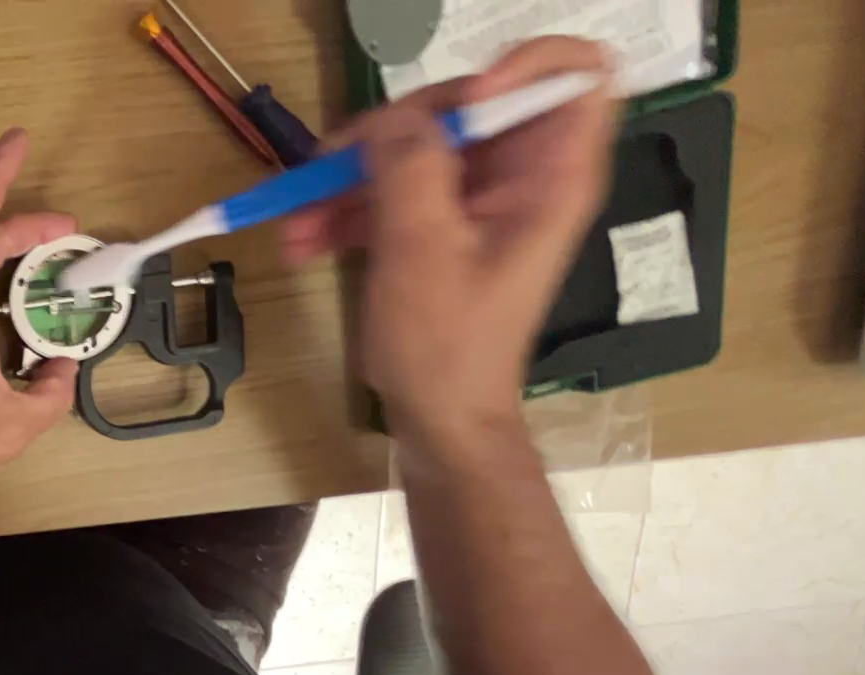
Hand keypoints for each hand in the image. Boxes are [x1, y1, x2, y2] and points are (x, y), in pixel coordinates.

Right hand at [281, 37, 619, 444]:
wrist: (436, 414)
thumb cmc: (443, 343)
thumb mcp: (421, 252)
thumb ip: (409, 170)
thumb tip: (386, 120)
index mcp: (548, 176)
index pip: (572, 76)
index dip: (515, 70)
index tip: (452, 108)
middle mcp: (517, 180)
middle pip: (461, 114)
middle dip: (386, 138)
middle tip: (326, 166)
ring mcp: (471, 208)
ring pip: (410, 160)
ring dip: (345, 185)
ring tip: (292, 223)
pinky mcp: (433, 235)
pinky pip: (390, 201)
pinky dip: (344, 216)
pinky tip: (302, 245)